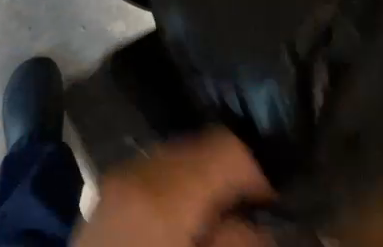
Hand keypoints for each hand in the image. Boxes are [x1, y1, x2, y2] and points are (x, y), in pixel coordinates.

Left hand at [74, 129, 272, 246]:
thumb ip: (238, 242)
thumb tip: (259, 223)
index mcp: (166, 194)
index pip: (226, 147)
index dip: (257, 173)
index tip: (273, 205)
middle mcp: (140, 171)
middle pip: (201, 146)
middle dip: (230, 176)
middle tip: (252, 213)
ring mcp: (119, 178)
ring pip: (178, 156)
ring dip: (204, 180)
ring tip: (220, 220)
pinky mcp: (109, 193)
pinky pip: (155, 171)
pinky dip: (178, 186)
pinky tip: (186, 221)